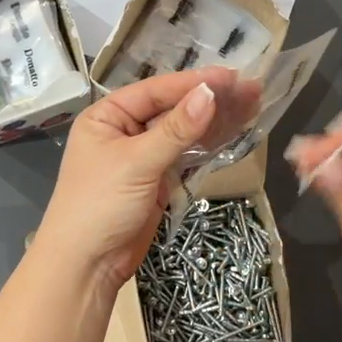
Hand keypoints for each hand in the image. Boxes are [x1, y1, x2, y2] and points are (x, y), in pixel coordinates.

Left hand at [33, 68, 260, 293]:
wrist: (88, 264)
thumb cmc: (101, 205)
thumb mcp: (137, 163)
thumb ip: (176, 130)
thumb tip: (210, 93)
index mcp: (107, 117)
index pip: (155, 91)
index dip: (194, 83)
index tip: (232, 77)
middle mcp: (124, 131)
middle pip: (172, 109)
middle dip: (210, 99)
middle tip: (253, 88)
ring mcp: (142, 157)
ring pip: (184, 132)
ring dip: (215, 120)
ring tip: (253, 104)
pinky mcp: (157, 181)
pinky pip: (186, 156)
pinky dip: (209, 145)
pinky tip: (235, 130)